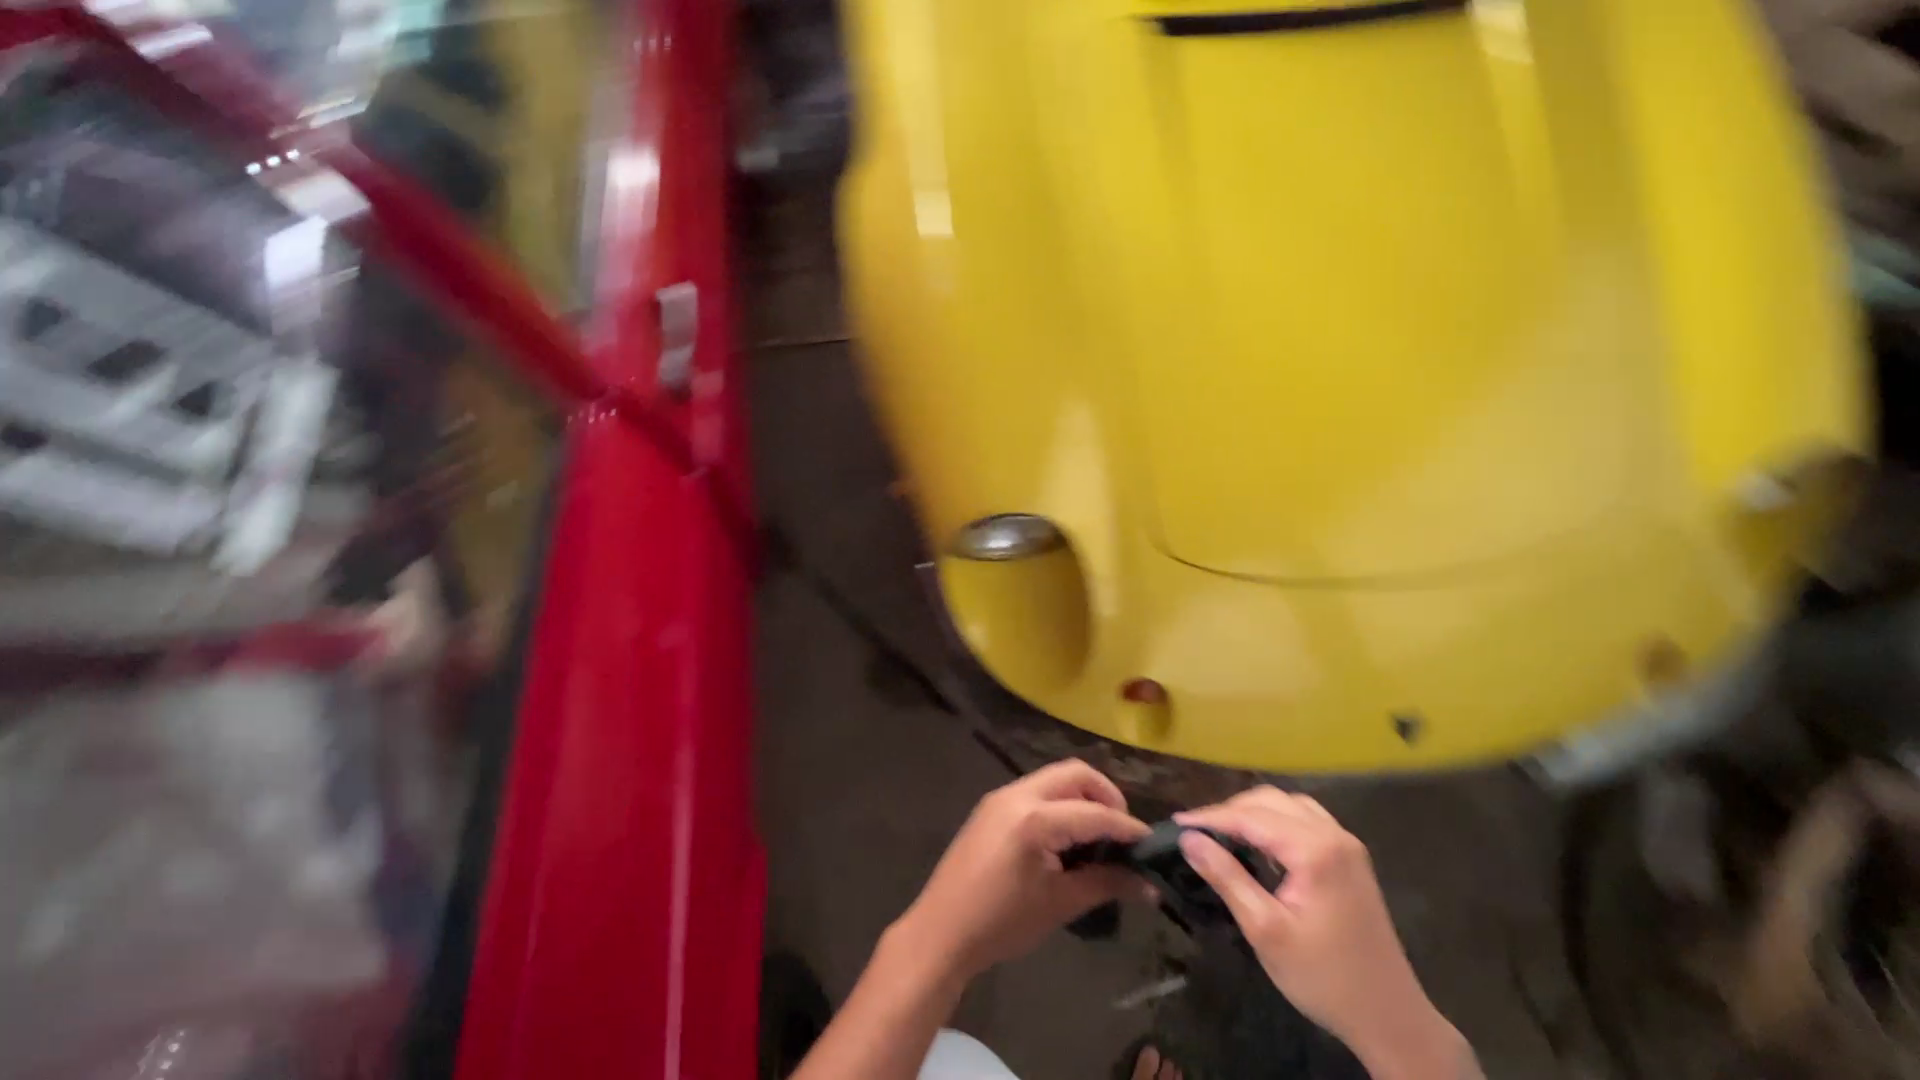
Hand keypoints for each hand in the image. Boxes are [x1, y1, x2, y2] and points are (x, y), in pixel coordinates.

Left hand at [893, 760, 1150, 981]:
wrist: (941, 933)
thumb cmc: (1003, 922)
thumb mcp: (1061, 903)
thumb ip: (1107, 884)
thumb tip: (1149, 885)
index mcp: (1035, 818)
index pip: (1096, 813)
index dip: (1129, 828)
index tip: (1152, 846)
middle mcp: (1017, 795)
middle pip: (1075, 774)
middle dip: (1106, 797)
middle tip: (1122, 834)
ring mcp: (999, 798)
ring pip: (1053, 779)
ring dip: (1081, 799)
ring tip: (1097, 838)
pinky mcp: (990, 808)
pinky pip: (1035, 792)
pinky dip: (1059, 805)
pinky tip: (1066, 839)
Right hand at [1177, 789, 1472, 1079]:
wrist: (1388, 1015)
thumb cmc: (1322, 976)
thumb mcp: (1265, 929)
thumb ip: (1226, 877)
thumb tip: (1189, 839)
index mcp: (1315, 849)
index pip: (1251, 817)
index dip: (1209, 818)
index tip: (1174, 825)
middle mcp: (1334, 835)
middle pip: (1272, 801)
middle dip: (1229, 810)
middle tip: (1193, 831)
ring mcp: (1346, 846)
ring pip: (1290, 806)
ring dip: (1253, 812)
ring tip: (1219, 833)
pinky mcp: (1350, 860)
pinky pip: (1306, 821)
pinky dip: (1276, 821)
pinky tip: (1257, 842)